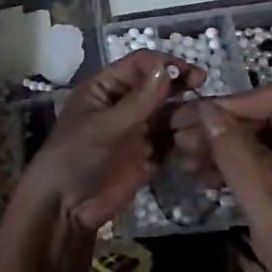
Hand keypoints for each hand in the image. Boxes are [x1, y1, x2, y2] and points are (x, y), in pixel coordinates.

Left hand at [15, 50, 199, 231]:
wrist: (67, 206)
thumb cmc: (76, 157)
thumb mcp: (105, 126)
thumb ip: (139, 101)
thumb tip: (167, 69)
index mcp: (104, 89)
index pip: (138, 65)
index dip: (163, 65)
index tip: (189, 73)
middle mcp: (122, 104)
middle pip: (158, 87)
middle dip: (180, 86)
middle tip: (204, 88)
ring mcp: (137, 130)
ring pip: (169, 113)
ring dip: (186, 114)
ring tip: (204, 119)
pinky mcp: (148, 155)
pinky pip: (173, 140)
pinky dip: (186, 138)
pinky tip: (199, 140)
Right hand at [175, 82, 271, 271]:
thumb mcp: (266, 209)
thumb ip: (235, 156)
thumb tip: (204, 112)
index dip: (238, 103)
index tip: (196, 120)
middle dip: (228, 124)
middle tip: (182, 136)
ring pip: (271, 134)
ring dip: (229, 143)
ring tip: (187, 155)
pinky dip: (243, 161)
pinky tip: (206, 172)